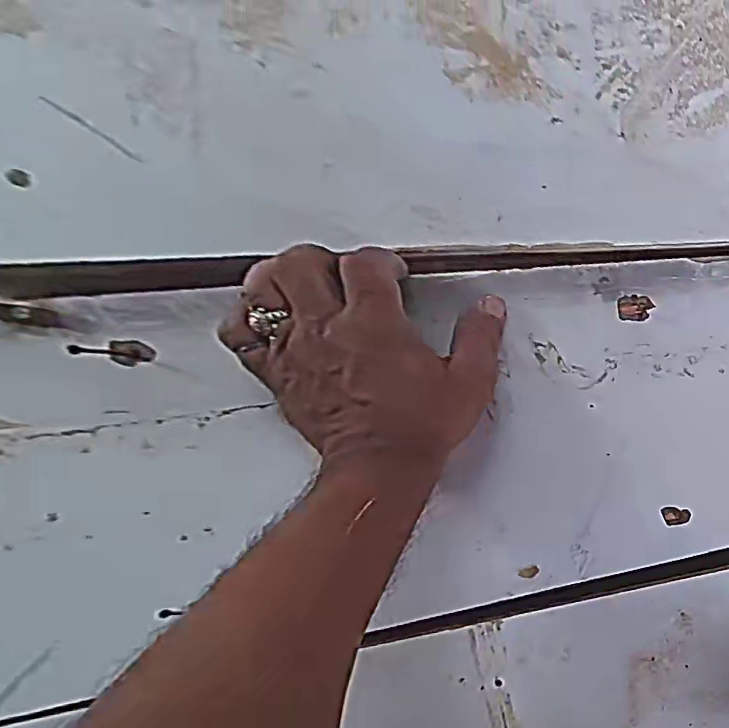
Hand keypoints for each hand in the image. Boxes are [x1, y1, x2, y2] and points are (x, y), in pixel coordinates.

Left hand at [217, 244, 506, 481]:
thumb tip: (488, 310)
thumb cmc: (418, 428)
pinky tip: (266, 320)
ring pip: (263, 287)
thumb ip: (480, 340)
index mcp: (376, 322)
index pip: (365, 263)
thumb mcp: (470, 383)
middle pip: (302, 263)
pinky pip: (240, 333)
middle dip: (324, 259)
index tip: (393, 270)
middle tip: (342, 272)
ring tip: (299, 283)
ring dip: (278, 277)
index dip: (380, 259)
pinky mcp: (278, 374)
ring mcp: (297, 349)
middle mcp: (328, 328)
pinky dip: (247, 318)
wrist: (381, 467)